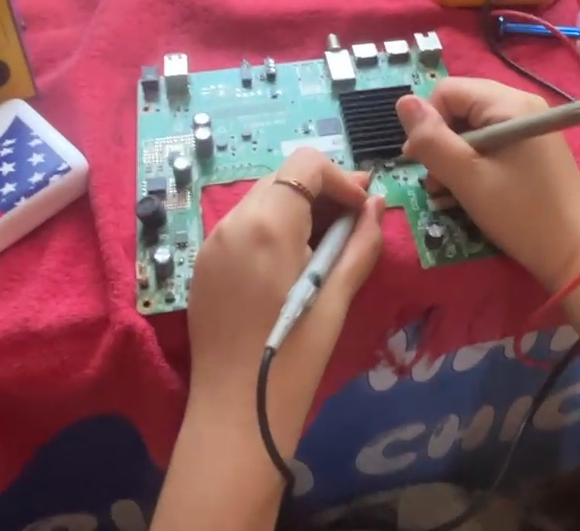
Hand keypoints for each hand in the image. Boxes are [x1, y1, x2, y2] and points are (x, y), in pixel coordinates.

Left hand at [185, 149, 383, 450]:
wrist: (234, 414)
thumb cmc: (294, 358)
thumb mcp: (336, 298)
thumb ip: (360, 243)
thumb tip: (376, 203)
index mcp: (267, 223)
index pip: (306, 165)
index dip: (340, 177)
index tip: (362, 208)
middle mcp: (233, 220)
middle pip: (283, 177)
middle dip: (321, 191)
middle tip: (352, 222)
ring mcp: (212, 241)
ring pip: (263, 198)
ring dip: (297, 208)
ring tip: (324, 245)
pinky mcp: (204, 262)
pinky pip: (243, 224)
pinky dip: (271, 227)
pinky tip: (290, 262)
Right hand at [398, 78, 579, 291]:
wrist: (577, 255)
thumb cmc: (520, 214)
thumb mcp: (467, 178)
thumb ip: (432, 139)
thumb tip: (401, 102)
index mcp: (508, 102)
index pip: (447, 91)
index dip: (427, 123)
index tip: (421, 163)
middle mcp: (522, 103)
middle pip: (461, 106)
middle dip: (441, 141)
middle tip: (437, 182)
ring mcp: (531, 124)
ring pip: (474, 126)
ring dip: (455, 156)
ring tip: (452, 192)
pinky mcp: (535, 146)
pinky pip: (493, 141)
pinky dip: (476, 162)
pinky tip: (474, 190)